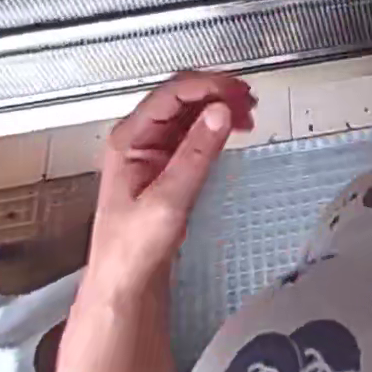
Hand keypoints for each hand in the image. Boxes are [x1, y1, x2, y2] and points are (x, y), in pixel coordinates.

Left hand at [85, 71, 254, 299]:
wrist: (124, 285)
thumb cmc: (131, 250)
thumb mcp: (168, 200)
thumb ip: (196, 153)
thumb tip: (219, 113)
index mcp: (129, 140)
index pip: (172, 94)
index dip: (207, 86)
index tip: (235, 91)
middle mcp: (139, 139)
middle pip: (182, 96)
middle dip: (217, 91)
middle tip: (247, 98)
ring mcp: (154, 150)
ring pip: (191, 111)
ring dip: (220, 105)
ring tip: (246, 110)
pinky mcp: (168, 164)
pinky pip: (196, 129)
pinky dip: (218, 123)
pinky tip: (233, 128)